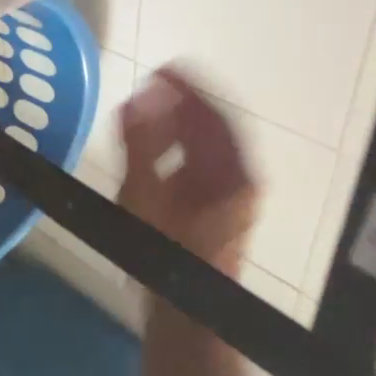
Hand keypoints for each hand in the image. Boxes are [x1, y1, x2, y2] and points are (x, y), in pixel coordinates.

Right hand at [117, 67, 258, 276]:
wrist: (184, 305)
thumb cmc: (166, 250)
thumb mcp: (147, 193)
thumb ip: (141, 144)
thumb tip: (136, 99)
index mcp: (234, 174)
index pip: (216, 116)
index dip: (190, 89)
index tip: (162, 69)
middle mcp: (239, 180)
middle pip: (213, 130)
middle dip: (180, 104)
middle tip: (148, 84)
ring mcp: (225, 195)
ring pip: (204, 147)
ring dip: (174, 124)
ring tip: (143, 109)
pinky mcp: (210, 208)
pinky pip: (195, 163)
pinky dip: (172, 147)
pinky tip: (148, 145)